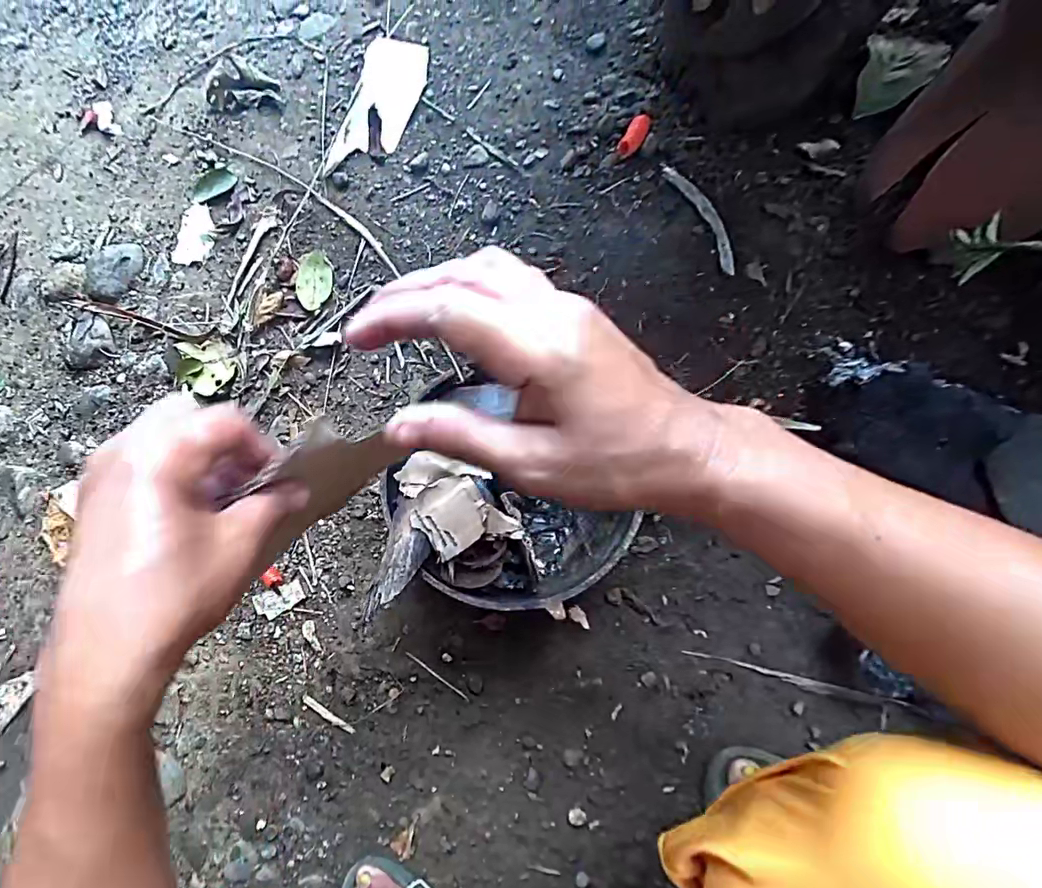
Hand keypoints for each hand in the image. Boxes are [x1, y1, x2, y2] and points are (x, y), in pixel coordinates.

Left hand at [41, 394, 303, 722]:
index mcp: (160, 453)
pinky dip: (174, 476)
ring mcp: (103, 475)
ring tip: (225, 506)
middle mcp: (124, 453)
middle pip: (189, 419)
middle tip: (251, 484)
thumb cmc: (164, 602)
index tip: (277, 476)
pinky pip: (142, 466)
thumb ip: (272, 506)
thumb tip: (291, 493)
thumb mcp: (238, 546)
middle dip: (227, 448)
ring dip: (201, 461)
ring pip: (163, 440)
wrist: (109, 648)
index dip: (261, 446)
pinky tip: (193, 519)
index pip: (224, 420)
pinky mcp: (96, 500)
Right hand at [344, 247, 753, 513]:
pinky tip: (449, 312)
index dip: (393, 317)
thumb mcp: (531, 464)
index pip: (449, 310)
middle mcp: (552, 312)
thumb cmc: (617, 464)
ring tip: (396, 313)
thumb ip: (460, 437)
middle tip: (364, 323)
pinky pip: (508, 281)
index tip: (355, 337)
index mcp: (541, 347)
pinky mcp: (571, 315)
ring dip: (434, 283)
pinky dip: (465, 288)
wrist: (685, 449)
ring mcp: (565, 307)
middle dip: (403, 294)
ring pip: (486, 269)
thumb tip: (399, 427)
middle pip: (463, 276)